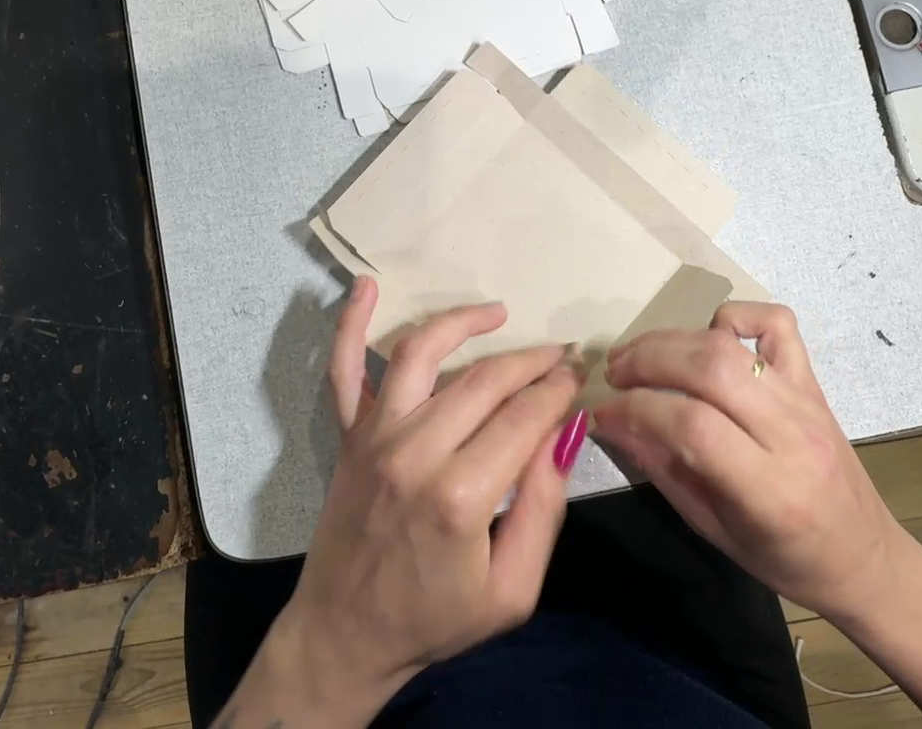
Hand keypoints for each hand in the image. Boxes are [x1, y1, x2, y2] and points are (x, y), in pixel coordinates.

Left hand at [264, 277, 580, 717]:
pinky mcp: (348, 434)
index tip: (579, 377)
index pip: (523, 417)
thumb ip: (543, 507)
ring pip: (420, 354)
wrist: (347, 634)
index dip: (558, 391)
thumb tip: (565, 433)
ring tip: (497, 310)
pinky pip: (343, 369)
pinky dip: (351, 324)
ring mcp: (373, 436)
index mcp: (460, 497)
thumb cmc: (435, 619)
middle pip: (482, 381)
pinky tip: (367, 287)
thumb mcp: (513, 589)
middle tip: (559, 354)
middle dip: (529, 360)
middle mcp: (413, 452)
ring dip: (461, 323)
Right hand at [589, 302, 903, 619]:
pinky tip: (706, 337)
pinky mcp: (813, 380)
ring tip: (635, 357)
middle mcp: (792, 436)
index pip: (692, 426)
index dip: (634, 410)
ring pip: (730, 344)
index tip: (602, 413)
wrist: (865, 557)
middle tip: (613, 376)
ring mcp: (806, 401)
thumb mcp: (711, 528)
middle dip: (646, 362)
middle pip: (709, 369)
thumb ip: (660, 468)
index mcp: (769, 490)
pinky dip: (732, 316)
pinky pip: (775, 323)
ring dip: (669, 339)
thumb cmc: (785, 558)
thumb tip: (611, 422)